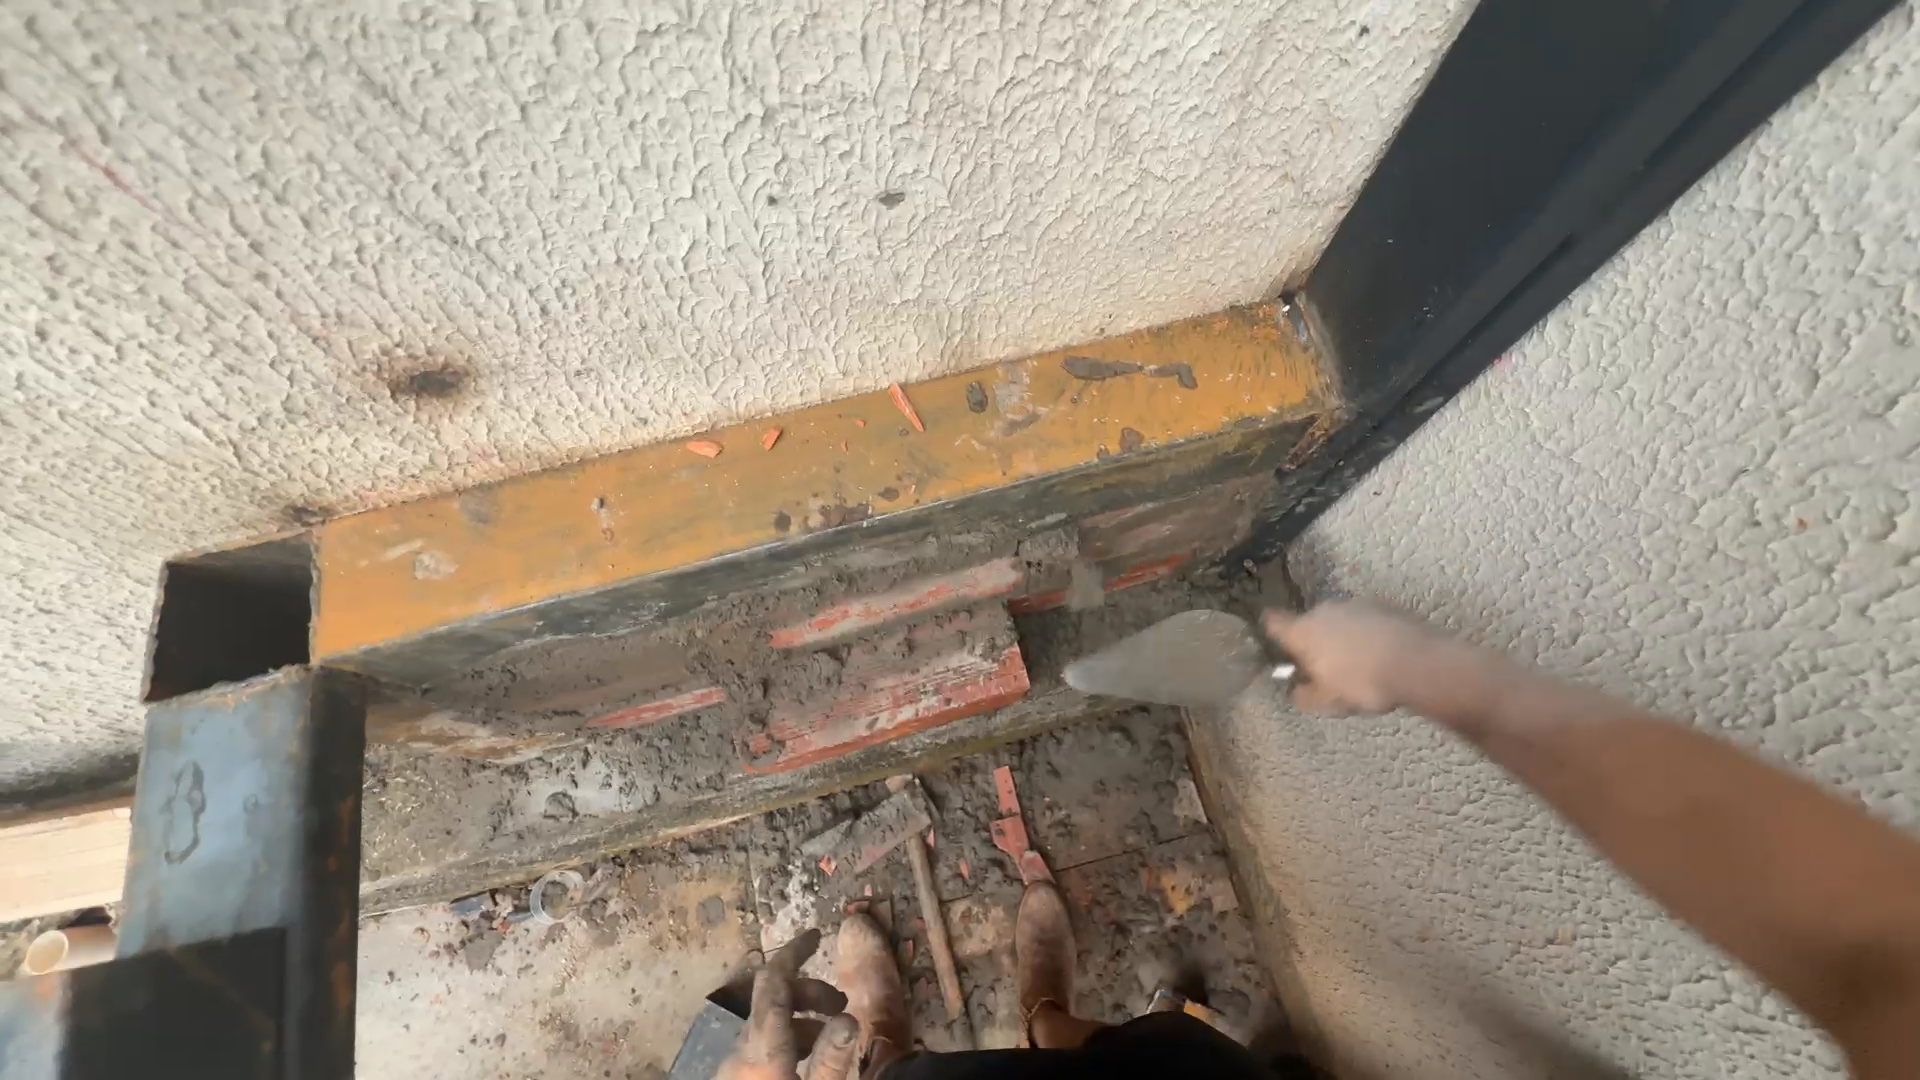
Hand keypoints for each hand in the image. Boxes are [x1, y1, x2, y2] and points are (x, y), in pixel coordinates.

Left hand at [716, 930, 861, 1079]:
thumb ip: (830, 1057)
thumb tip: (850, 1017)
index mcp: (760, 1045)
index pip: (774, 980)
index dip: (795, 952)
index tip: (817, 934)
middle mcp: (741, 1047)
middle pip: (773, 997)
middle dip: (810, 991)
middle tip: (841, 1004)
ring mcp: (734, 1063)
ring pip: (768, 1021)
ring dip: (802, 1017)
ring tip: (831, 1032)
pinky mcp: (735, 1078)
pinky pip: (761, 1042)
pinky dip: (788, 1036)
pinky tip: (808, 1054)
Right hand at [1262, 601, 1436, 714]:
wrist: (1419, 664)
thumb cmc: (1362, 683)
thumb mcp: (1327, 702)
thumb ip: (1304, 696)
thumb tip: (1296, 690)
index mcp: (1302, 631)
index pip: (1272, 621)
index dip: (1272, 629)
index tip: (1277, 641)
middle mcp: (1324, 611)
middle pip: (1310, 621)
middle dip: (1316, 639)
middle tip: (1327, 665)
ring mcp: (1356, 604)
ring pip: (1341, 620)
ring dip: (1345, 635)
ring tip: (1362, 661)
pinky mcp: (1386, 605)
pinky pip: (1369, 620)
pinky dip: (1371, 633)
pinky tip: (1384, 654)